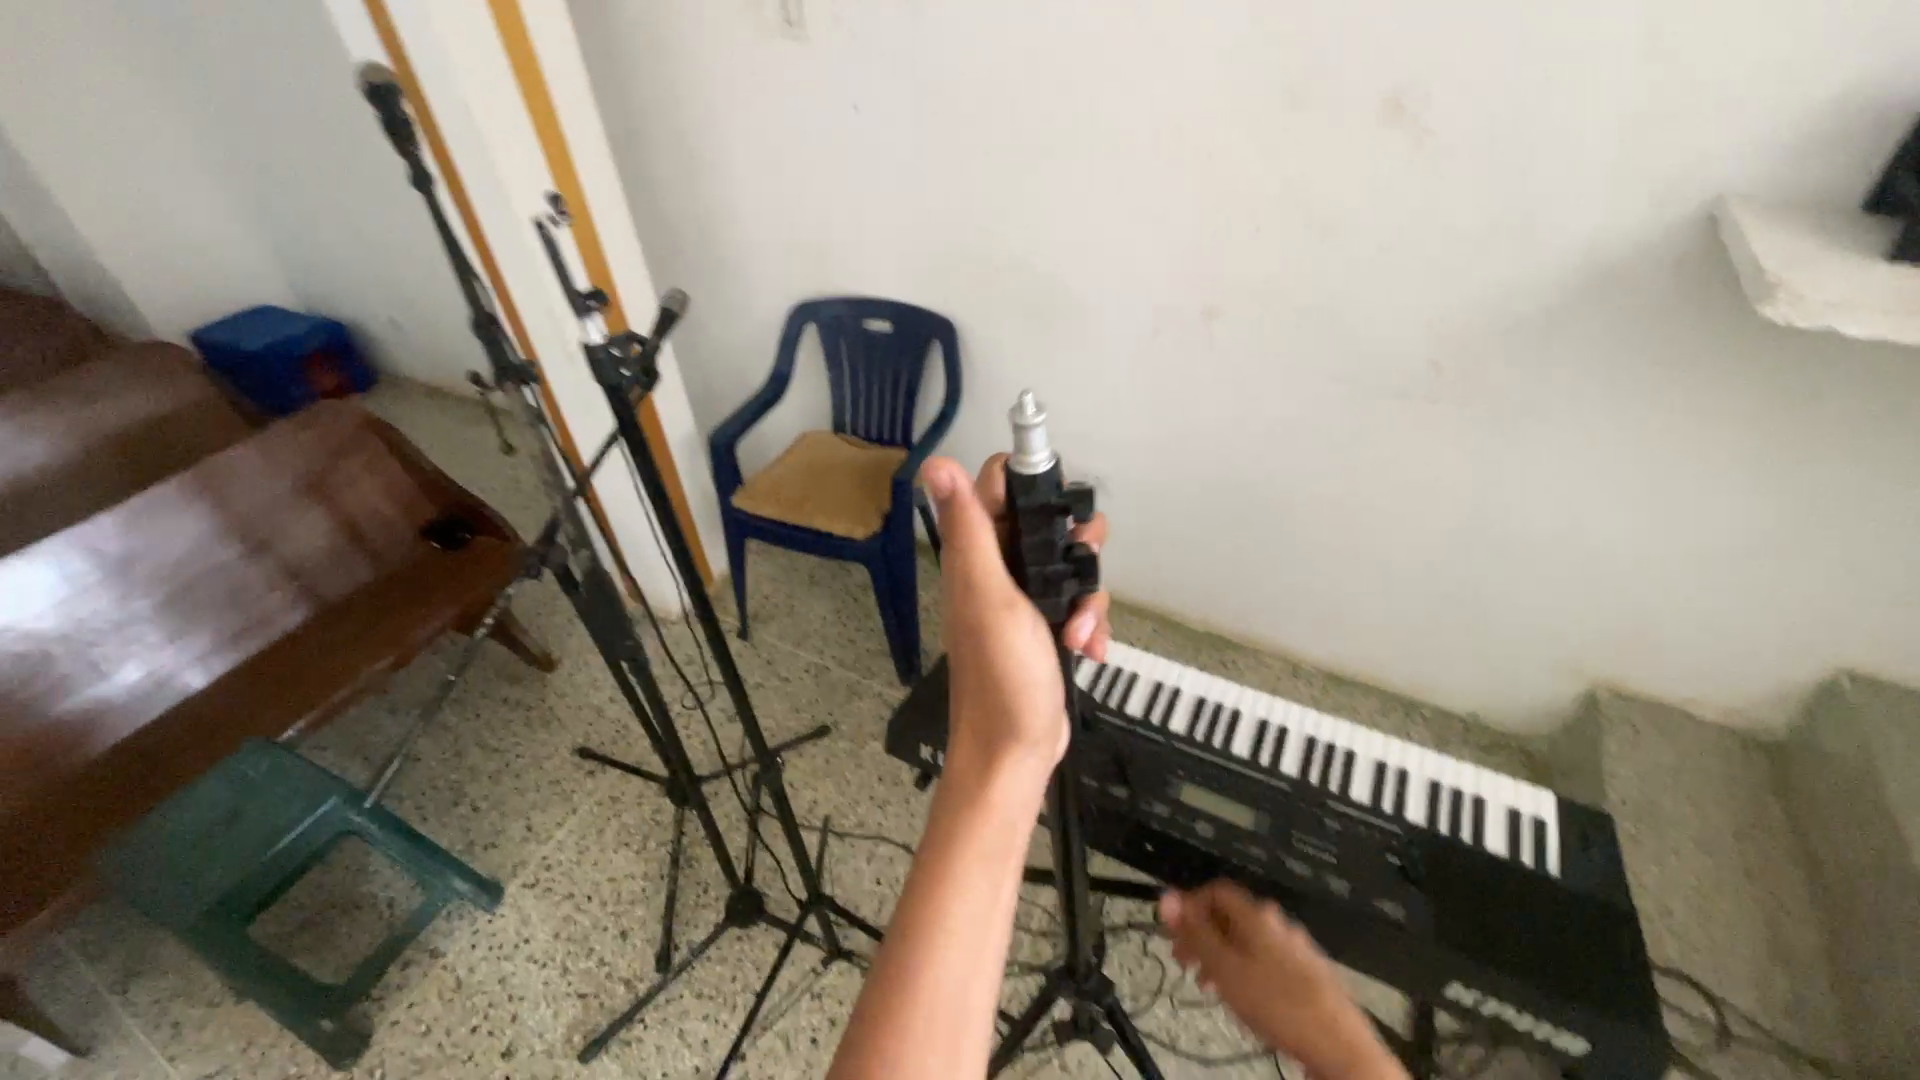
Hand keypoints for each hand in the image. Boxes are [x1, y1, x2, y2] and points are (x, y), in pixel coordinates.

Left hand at [920, 455, 1110, 782]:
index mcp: (975, 553)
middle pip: (1046, 522)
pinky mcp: (1045, 627)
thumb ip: (970, 529)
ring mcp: (1023, 600)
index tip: (1059, 508)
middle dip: (1076, 544)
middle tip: (1083, 566)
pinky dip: (1090, 623)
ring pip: (1069, 564)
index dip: (1031, 482)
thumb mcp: (988, 594)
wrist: (1015, 751)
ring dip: (1087, 593)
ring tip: (1081, 629)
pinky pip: (1078, 604)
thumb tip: (934, 463)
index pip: (998, 486)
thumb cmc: (1002, 674)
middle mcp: (997, 568)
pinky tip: (1091, 649)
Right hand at [1160, 882, 1408, 1079]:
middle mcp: (1278, 923)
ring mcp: (1296, 947)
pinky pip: (1266, 960)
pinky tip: (1241, 997)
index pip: (1216, 891)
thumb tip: (1167, 896)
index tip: (1175, 934)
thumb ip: (1194, 932)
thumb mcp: (1224, 968)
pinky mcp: (1308, 973)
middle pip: (1231, 916)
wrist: (1339, 1046)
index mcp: (1258, 915)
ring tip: (1208, 984)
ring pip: (1247, 940)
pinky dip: (1244, 970)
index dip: (1190, 906)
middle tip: (1184, 962)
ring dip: (1221, 955)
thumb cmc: (1277, 1004)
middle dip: (1202, 934)